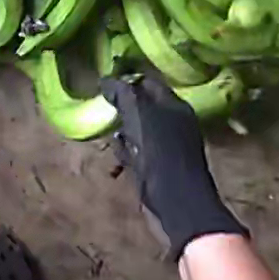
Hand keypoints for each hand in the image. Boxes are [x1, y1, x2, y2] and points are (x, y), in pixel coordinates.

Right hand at [108, 70, 246, 261]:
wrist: (177, 201)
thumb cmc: (159, 152)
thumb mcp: (138, 113)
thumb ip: (122, 92)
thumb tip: (106, 79)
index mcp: (174, 106)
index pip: (147, 81)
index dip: (126, 78)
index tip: (104, 81)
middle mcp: (172, 122)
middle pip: (141, 105)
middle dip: (120, 105)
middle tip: (102, 105)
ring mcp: (166, 145)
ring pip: (136, 128)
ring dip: (120, 129)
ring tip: (106, 130)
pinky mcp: (157, 165)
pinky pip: (135, 150)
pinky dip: (123, 150)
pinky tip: (115, 153)